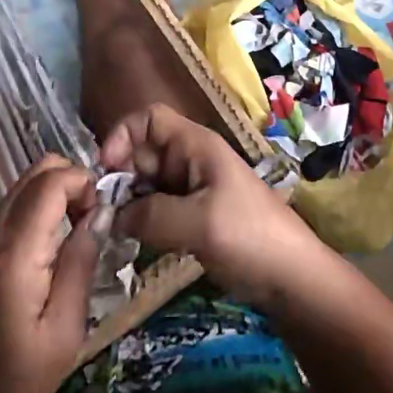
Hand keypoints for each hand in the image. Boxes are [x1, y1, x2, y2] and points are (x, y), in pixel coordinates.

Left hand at [0, 156, 100, 392]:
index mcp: (14, 253)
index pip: (52, 181)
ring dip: (60, 190)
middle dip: (75, 179)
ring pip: (27, 181)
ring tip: (82, 229)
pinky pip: (18, 202)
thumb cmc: (19, 376)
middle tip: (95, 217)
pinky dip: (44, 204)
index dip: (86, 182)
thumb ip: (82, 262)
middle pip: (38, 170)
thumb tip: (102, 211)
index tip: (105, 212)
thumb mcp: (65, 327)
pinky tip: (58, 240)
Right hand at [100, 104, 322, 304]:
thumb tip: (112, 218)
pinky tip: (131, 243)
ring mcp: (191, 189)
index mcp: (196, 146)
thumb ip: (151, 215)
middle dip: (120, 178)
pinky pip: (155, 209)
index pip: (150, 118)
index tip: (106, 170)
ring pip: (145, 184)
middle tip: (103, 215)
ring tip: (114, 233)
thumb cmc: (249, 236)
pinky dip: (141, 221)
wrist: (289, 275)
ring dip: (128, 204)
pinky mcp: (191, 216)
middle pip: (141, 153)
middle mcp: (190, 161)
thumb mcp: (199, 223)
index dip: (123, 135)